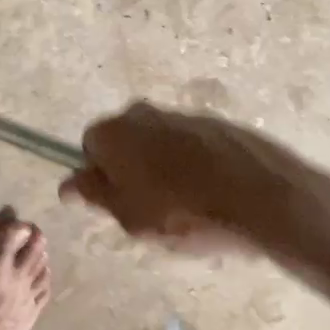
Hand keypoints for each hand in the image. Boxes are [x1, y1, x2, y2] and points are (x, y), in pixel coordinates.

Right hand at [59, 103, 329, 255]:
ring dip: (165, 166)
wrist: (261, 196)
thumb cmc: (182, 211)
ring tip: (189, 208)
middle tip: (150, 210)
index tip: (119, 204)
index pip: (89, 145)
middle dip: (132, 169)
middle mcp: (140, 112)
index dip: (101, 176)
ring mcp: (181, 114)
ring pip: (159, 141)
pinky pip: (193, 145)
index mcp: (113, 131)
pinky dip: (196, 165)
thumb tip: (67, 184)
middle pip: (124, 139)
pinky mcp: (217, 123)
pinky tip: (215, 197)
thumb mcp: (129, 217)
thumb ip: (94, 195)